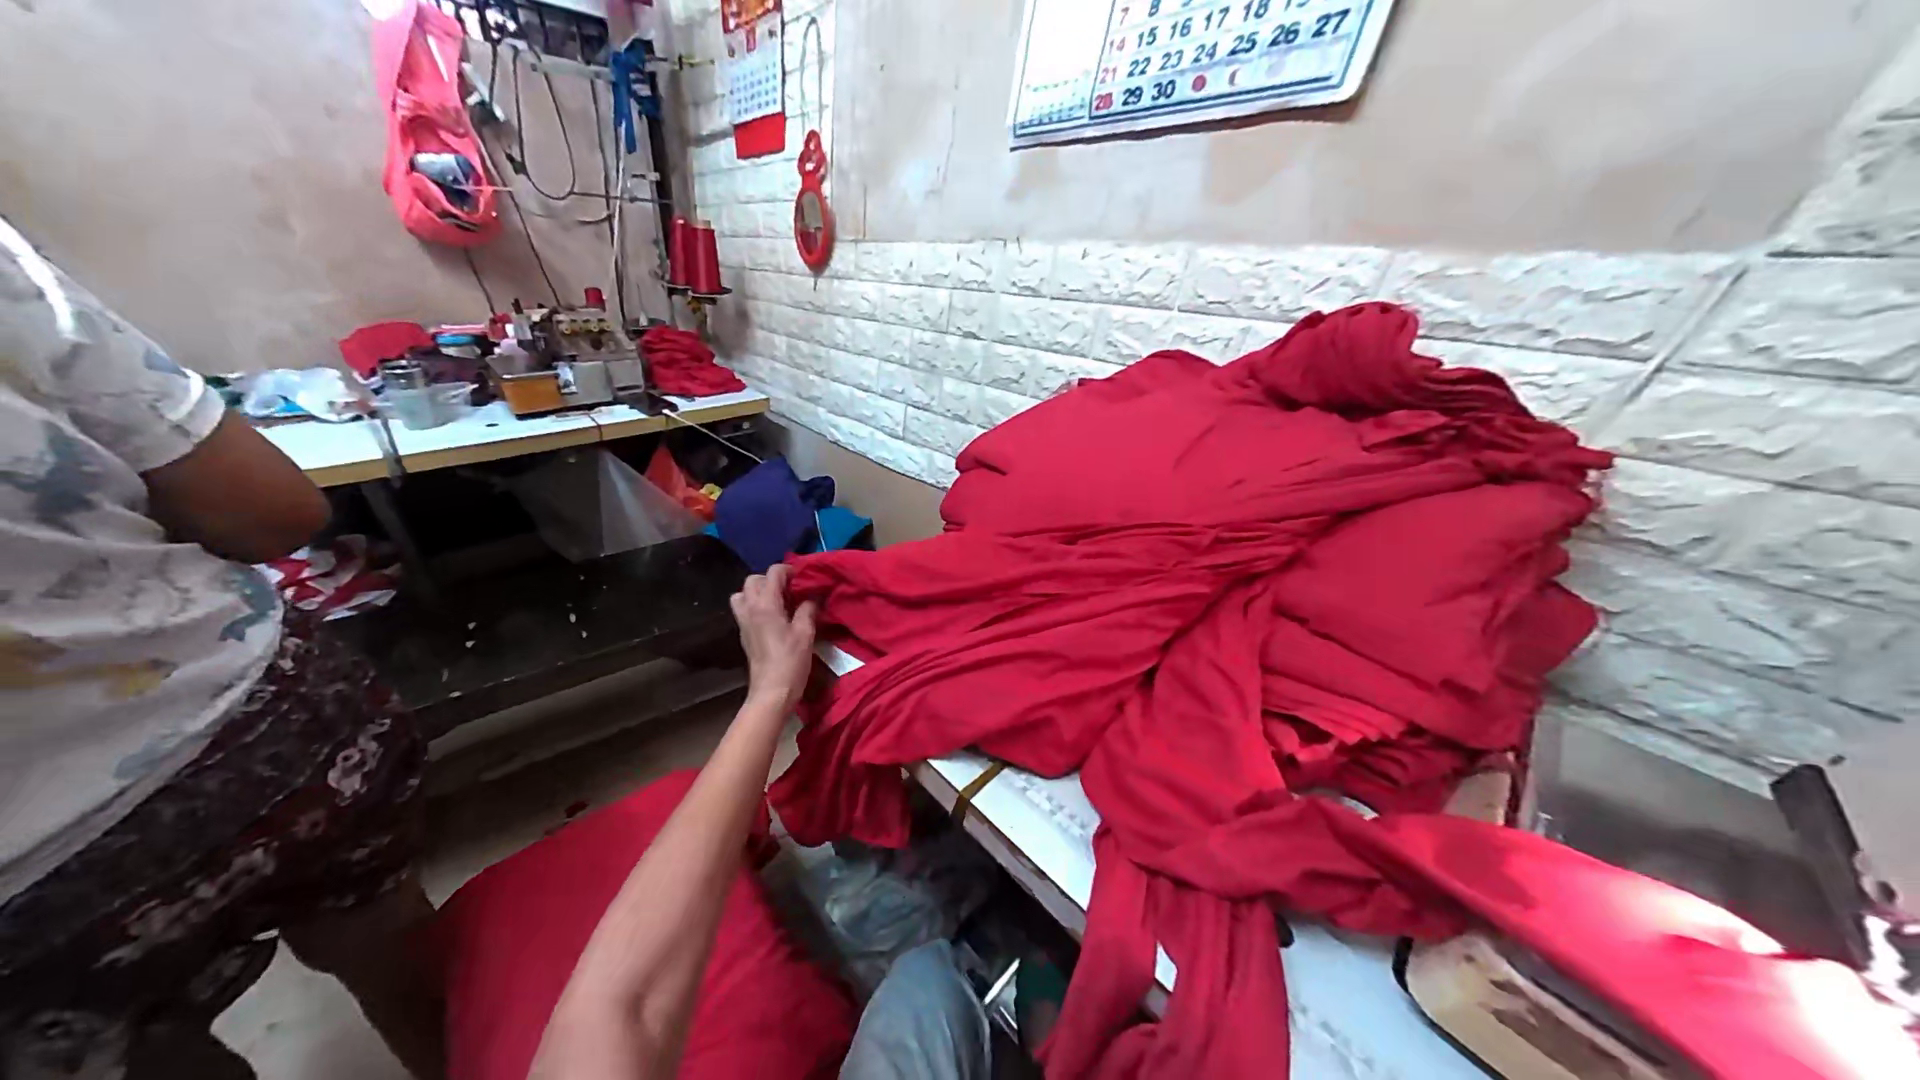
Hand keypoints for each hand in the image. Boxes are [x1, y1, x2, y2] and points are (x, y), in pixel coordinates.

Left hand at [731, 564, 817, 714]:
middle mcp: (750, 609)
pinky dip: (757, 605)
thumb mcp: (805, 633)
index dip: (789, 570)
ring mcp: (744, 622)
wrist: (771, 692)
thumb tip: (812, 597)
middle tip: (791, 589)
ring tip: (779, 601)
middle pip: (753, 580)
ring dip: (759, 592)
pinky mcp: (744, 634)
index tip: (804, 578)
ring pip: (743, 594)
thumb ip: (807, 609)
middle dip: (771, 579)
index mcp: (765, 605)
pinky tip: (775, 617)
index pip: (772, 573)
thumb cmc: (790, 661)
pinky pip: (745, 609)